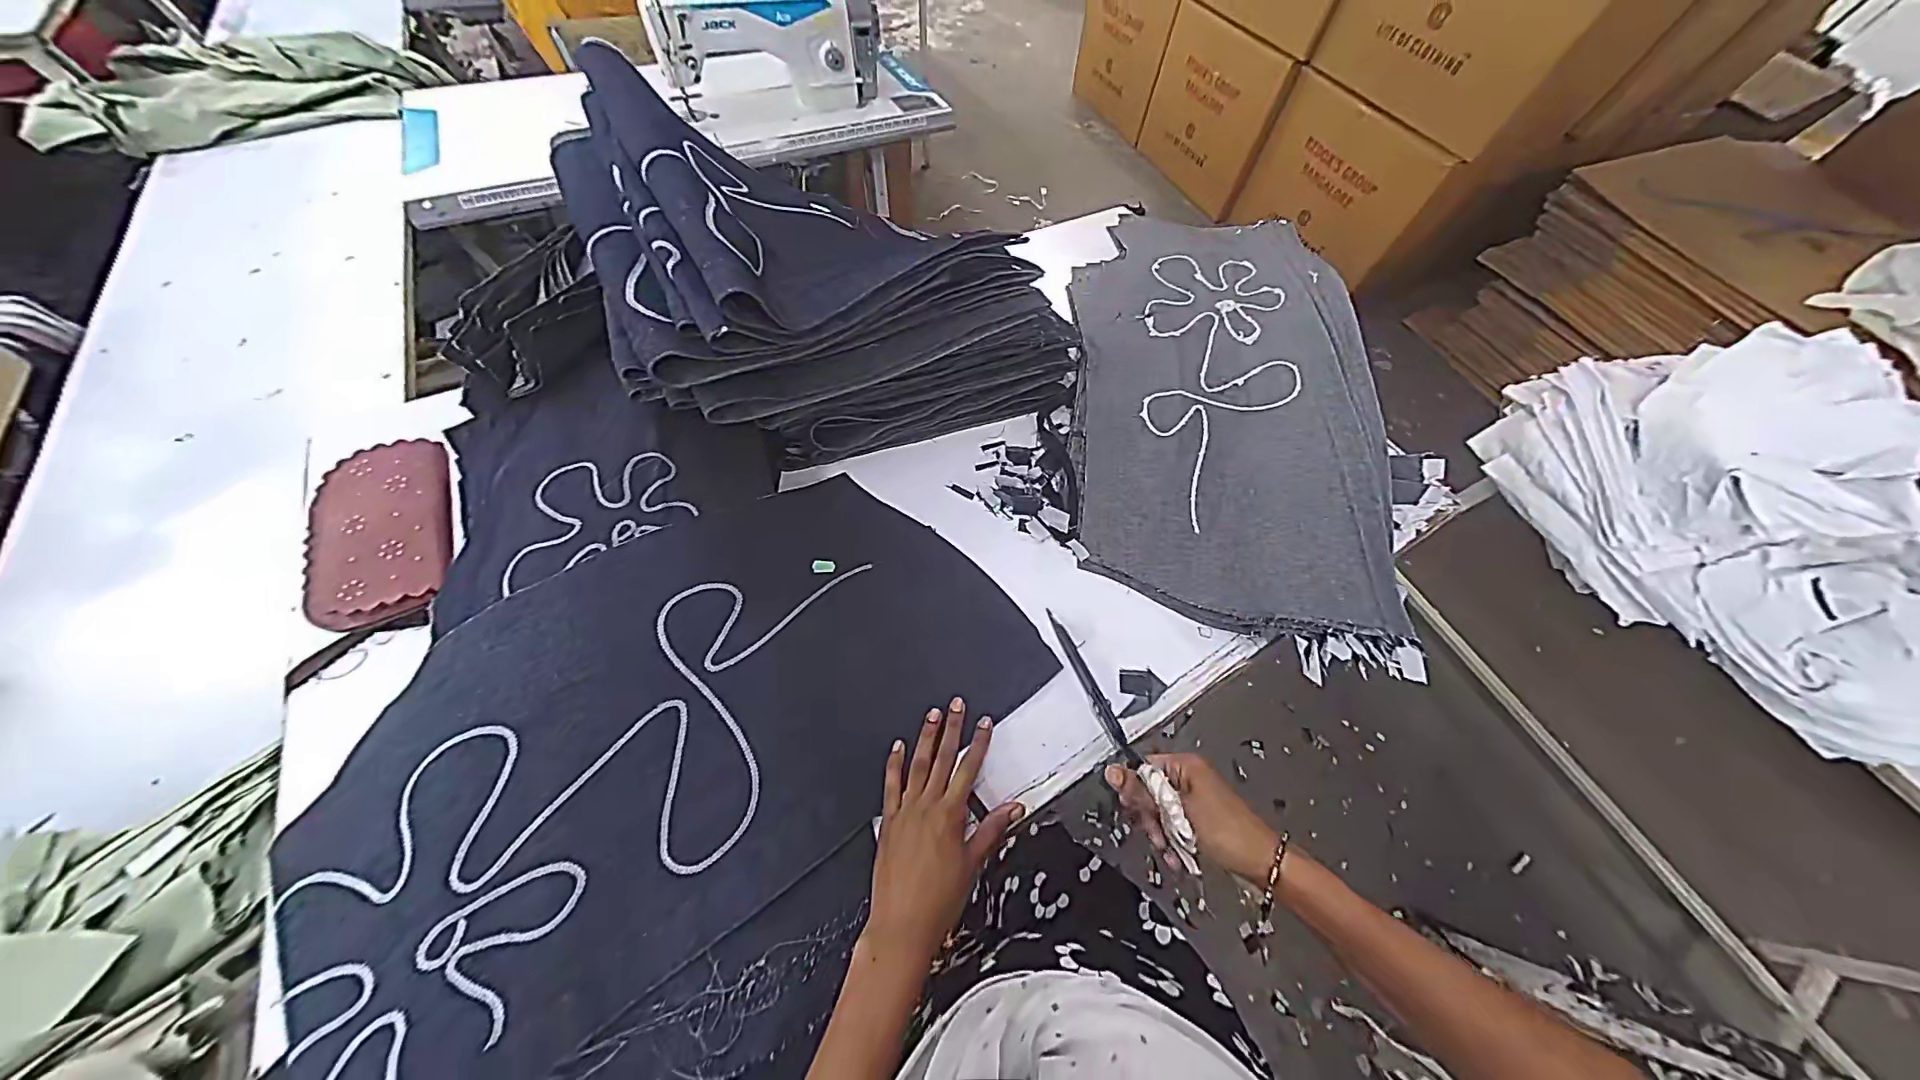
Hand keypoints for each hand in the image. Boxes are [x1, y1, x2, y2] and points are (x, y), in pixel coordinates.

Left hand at [865, 698, 1024, 967]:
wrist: (902, 925)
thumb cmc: (938, 901)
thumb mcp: (972, 864)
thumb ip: (992, 830)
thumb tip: (1012, 808)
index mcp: (950, 816)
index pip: (967, 769)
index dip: (978, 743)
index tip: (983, 724)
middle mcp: (926, 808)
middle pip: (942, 759)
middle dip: (952, 729)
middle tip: (956, 706)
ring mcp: (905, 812)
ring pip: (917, 765)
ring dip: (925, 738)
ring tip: (931, 715)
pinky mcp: (889, 822)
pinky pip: (891, 785)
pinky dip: (895, 764)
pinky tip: (898, 748)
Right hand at [1106, 752, 1279, 881]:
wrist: (1262, 864)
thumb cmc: (1228, 833)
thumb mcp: (1178, 811)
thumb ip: (1143, 792)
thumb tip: (1114, 773)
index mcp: (1186, 766)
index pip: (1143, 768)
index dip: (1135, 791)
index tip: (1137, 810)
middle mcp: (1190, 778)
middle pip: (1149, 792)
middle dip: (1150, 817)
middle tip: (1159, 831)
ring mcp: (1194, 800)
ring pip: (1160, 813)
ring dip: (1161, 833)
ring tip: (1172, 847)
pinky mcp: (1199, 820)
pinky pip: (1173, 826)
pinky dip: (1172, 841)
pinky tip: (1178, 854)